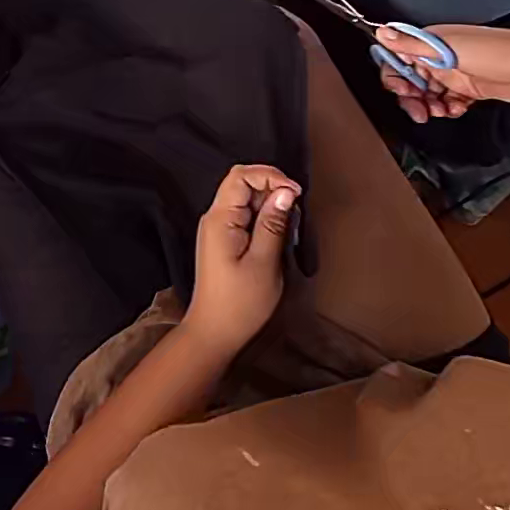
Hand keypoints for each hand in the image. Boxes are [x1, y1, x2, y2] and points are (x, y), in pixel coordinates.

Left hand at [187, 165, 299, 353]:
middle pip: (242, 183)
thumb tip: (286, 191)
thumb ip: (273, 223)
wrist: (214, 334)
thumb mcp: (264, 262)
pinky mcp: (225, 239)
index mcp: (220, 219)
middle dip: (272, 187)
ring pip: (246, 198)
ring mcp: (218, 228)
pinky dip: (264, 216)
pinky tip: (277, 232)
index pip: (240, 176)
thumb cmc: (239, 303)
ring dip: (270, 203)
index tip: (295, 193)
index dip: (270, 176)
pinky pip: (245, 215)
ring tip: (289, 224)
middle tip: (295, 209)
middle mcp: (215, 217)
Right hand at [373, 24, 509, 122]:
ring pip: (429, 94)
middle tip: (420, 110)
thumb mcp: (444, 48)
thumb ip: (409, 44)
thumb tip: (382, 33)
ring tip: (440, 111)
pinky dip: (448, 108)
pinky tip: (455, 109)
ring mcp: (455, 72)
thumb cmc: (494, 51)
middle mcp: (441, 56)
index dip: (397, 77)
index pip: (400, 59)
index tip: (402, 91)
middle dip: (413, 98)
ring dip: (430, 106)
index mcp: (431, 42)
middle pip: (413, 81)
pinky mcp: (469, 88)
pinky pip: (448, 101)